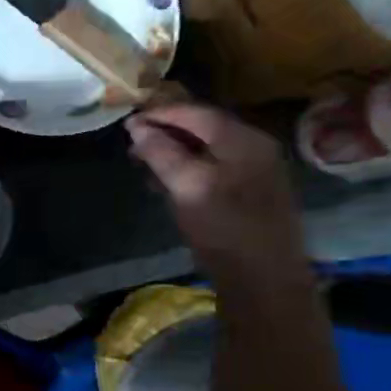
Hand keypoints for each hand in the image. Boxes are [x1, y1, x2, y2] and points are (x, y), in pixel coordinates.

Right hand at [126, 104, 308, 279]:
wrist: (264, 279)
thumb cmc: (224, 227)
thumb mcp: (186, 185)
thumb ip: (161, 152)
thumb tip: (137, 126)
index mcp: (243, 139)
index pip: (195, 112)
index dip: (159, 114)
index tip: (127, 121)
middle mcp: (254, 146)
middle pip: (202, 127)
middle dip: (164, 131)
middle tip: (131, 144)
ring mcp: (255, 169)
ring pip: (206, 147)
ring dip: (173, 150)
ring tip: (143, 163)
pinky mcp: (251, 191)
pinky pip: (213, 166)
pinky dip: (187, 167)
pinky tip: (167, 182)